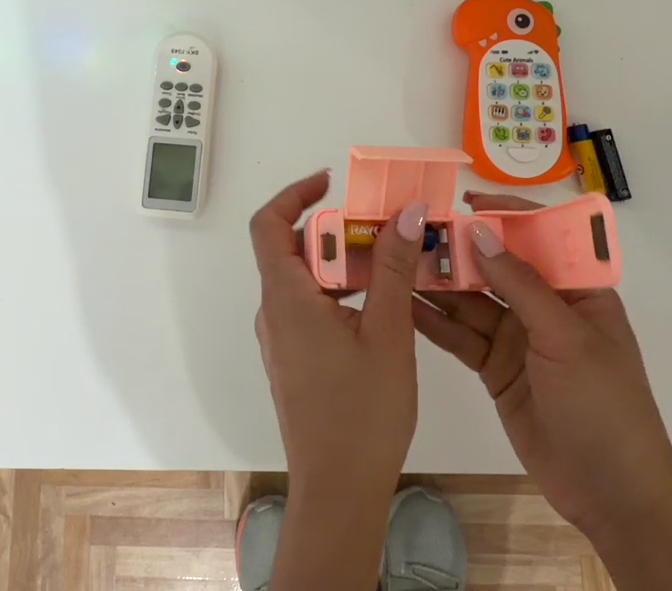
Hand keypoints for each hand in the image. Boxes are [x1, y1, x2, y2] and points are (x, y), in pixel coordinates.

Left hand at [248, 169, 427, 500]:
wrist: (338, 490)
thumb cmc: (363, 411)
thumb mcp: (387, 332)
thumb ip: (392, 267)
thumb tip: (403, 212)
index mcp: (285, 297)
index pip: (267, 224)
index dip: (293, 194)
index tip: (329, 181)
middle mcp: (273, 312)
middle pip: (290, 249)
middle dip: (333, 229)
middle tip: (380, 226)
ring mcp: (280, 339)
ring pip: (303, 281)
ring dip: (340, 263)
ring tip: (390, 262)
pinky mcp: (292, 360)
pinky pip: (308, 308)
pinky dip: (338, 293)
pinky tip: (379, 306)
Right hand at [410, 191, 671, 539]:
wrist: (610, 492)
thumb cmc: (604, 405)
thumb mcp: (566, 338)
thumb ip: (520, 284)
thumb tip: (479, 232)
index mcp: (578, 290)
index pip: (541, 237)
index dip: (506, 215)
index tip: (463, 202)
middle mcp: (545, 306)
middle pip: (497, 266)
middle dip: (459, 248)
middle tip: (412, 230)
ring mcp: (518, 337)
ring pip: (471, 299)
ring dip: (438, 282)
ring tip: (395, 261)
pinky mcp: (494, 366)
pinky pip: (460, 334)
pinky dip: (433, 321)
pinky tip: (401, 304)